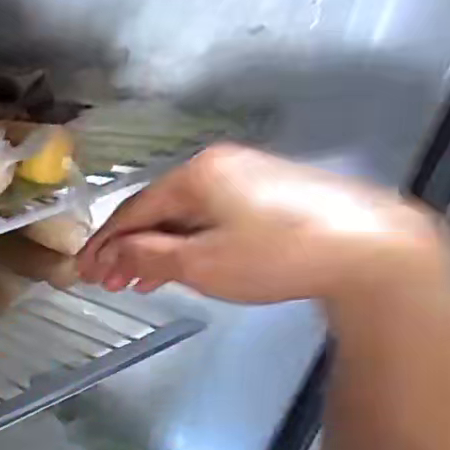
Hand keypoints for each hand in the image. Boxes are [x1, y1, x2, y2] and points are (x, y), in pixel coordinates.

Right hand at [76, 143, 449, 304]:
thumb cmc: (272, 254)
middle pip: (153, 211)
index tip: (79, 274)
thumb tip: (109, 253)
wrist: (370, 249)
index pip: (129, 212)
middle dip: (124, 249)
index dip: (100, 246)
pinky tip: (172, 267)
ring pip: (179, 217)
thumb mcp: (196, 262)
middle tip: (103, 283)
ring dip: (151, 250)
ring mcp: (246, 176)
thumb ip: (144, 255)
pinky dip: (182, 243)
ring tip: (132, 282)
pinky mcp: (268, 193)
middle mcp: (217, 166)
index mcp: (195, 175)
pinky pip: (206, 218)